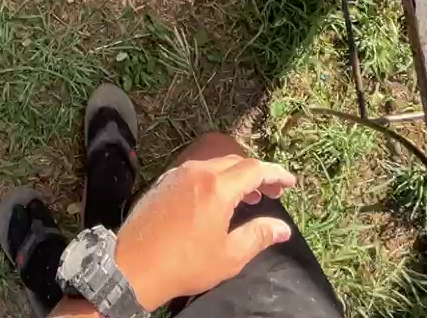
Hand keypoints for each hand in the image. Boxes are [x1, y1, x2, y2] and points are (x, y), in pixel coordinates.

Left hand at [110, 153, 296, 307]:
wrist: (136, 263)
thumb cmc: (186, 263)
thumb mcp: (230, 255)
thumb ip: (258, 236)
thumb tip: (282, 227)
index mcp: (216, 187)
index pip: (253, 169)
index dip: (275, 174)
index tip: (291, 183)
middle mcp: (197, 171)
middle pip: (234, 162)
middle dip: (257, 174)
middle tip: (273, 193)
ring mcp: (178, 173)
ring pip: (215, 165)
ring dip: (236, 176)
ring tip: (251, 197)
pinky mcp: (166, 181)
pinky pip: (198, 171)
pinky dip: (216, 179)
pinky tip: (220, 199)